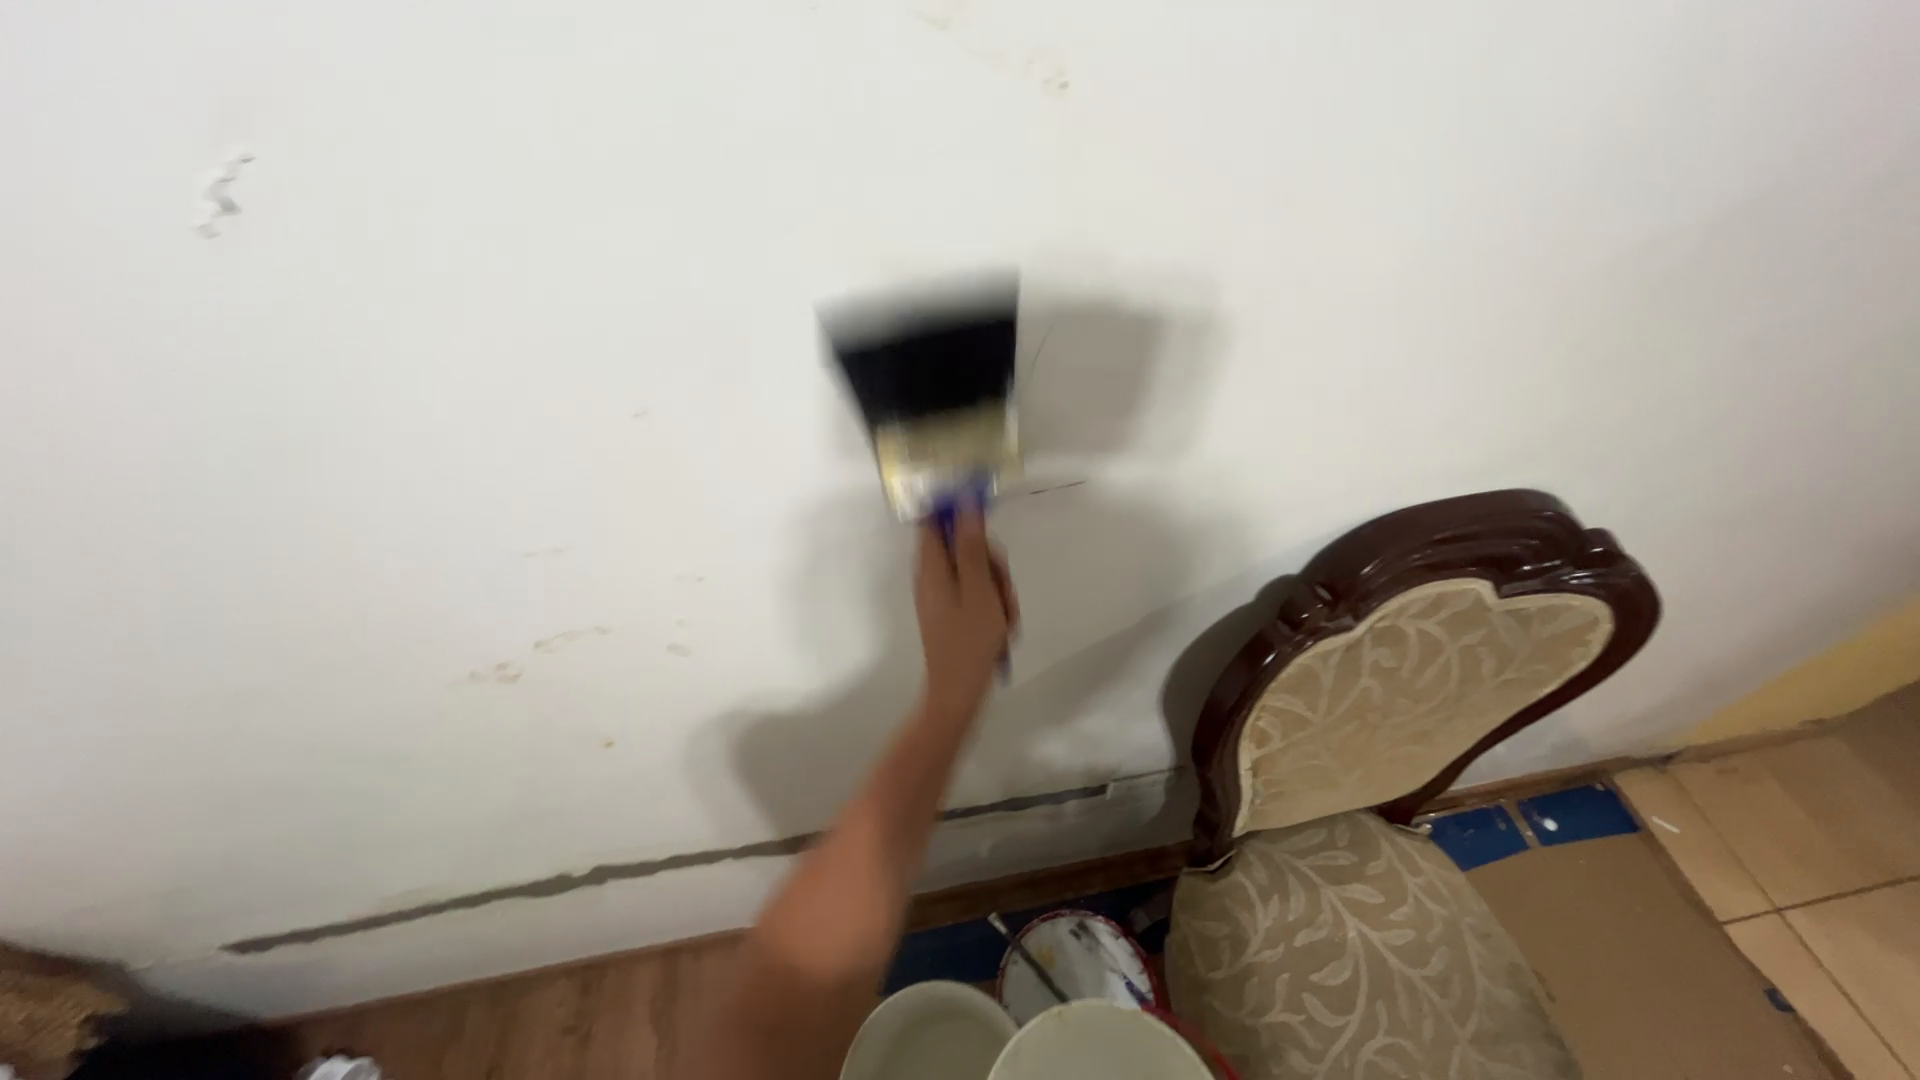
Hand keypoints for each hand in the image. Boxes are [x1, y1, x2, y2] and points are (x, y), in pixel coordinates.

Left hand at [914, 508, 1018, 719]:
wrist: (958, 692)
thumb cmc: (969, 640)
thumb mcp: (978, 588)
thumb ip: (972, 546)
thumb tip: (964, 504)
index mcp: (931, 566)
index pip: (935, 520)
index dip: (959, 512)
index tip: (986, 522)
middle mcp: (932, 577)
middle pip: (964, 547)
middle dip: (991, 563)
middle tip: (1003, 587)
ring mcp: (942, 596)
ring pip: (976, 573)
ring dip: (997, 589)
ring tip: (1005, 617)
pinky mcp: (952, 613)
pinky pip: (976, 595)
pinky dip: (992, 606)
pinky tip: (1002, 626)